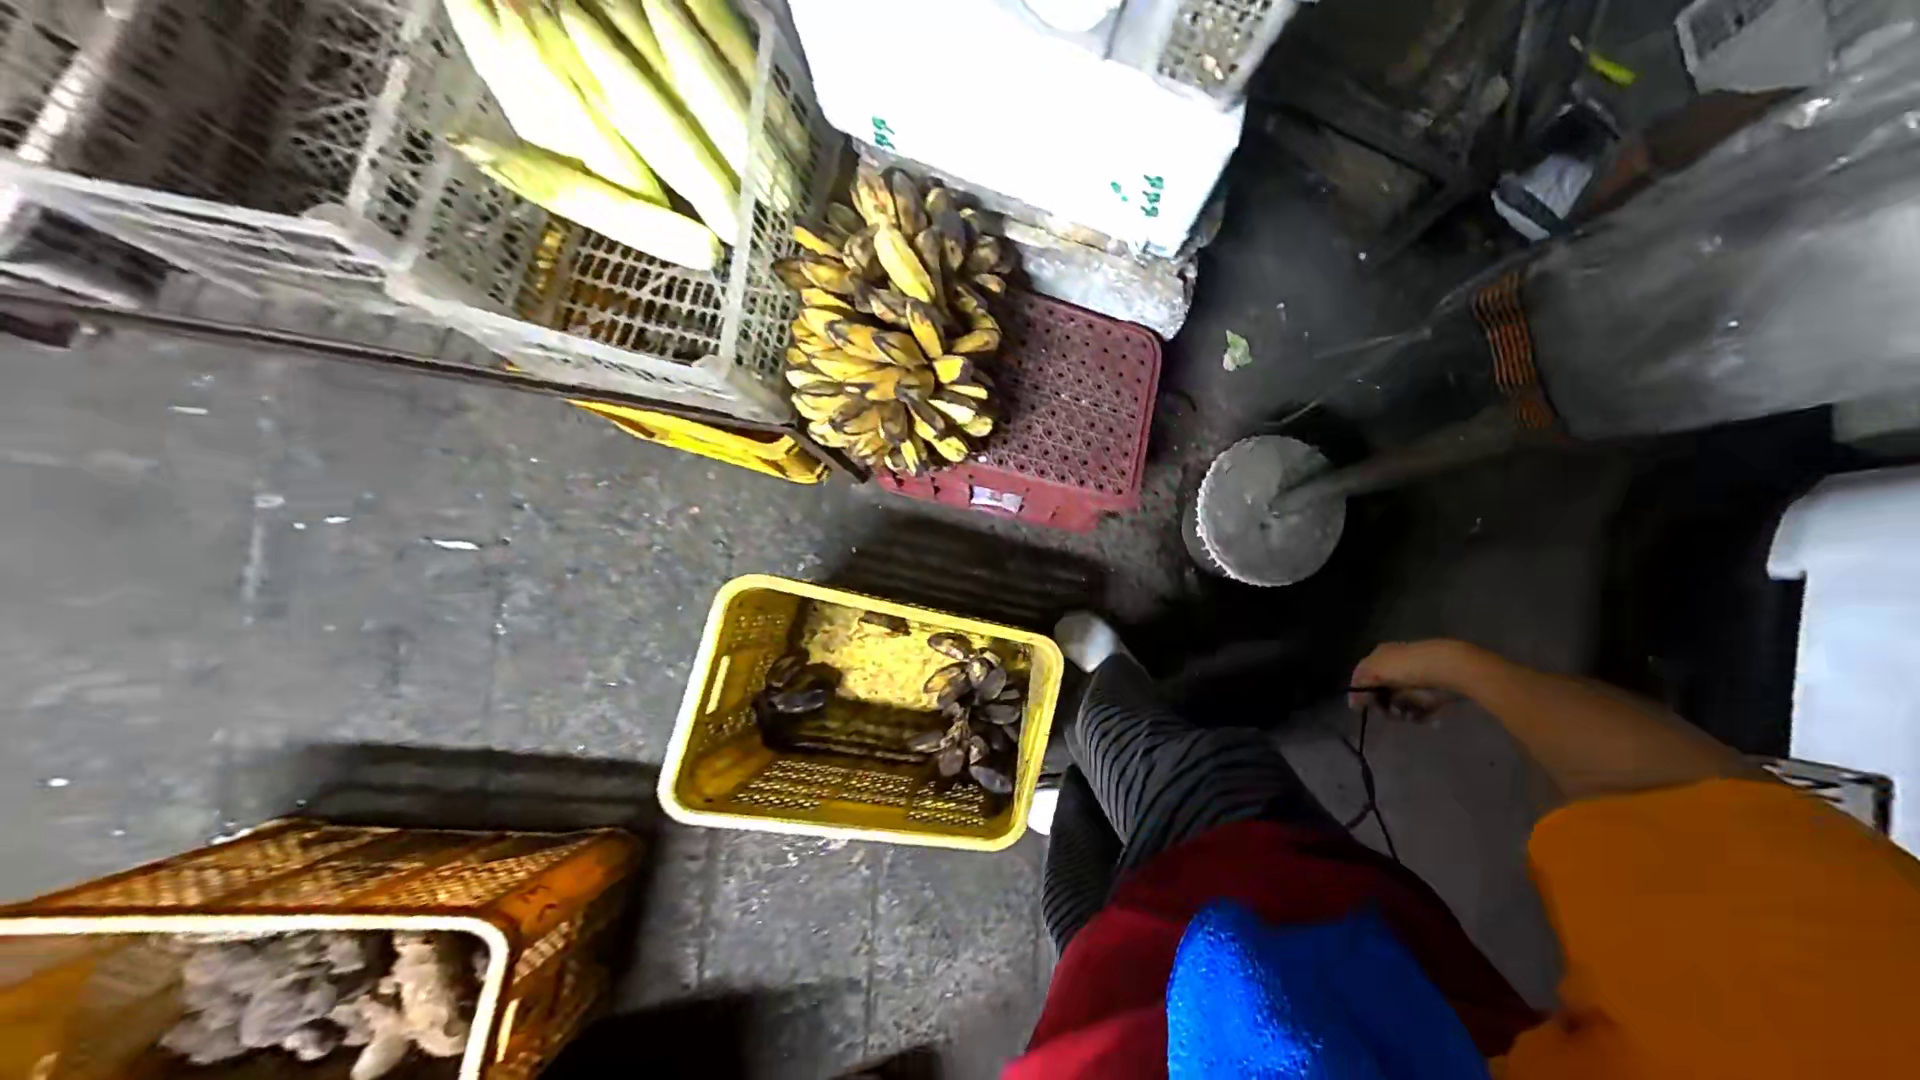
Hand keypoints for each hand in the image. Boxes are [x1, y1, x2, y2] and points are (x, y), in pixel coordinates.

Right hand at [1347, 639, 1489, 716]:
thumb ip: (1359, 685)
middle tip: (1387, 713)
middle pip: (1381, 690)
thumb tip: (1353, 701)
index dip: (1360, 692)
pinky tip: (1419, 717)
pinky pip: (1419, 708)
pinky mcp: (1432, 693)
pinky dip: (1417, 715)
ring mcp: (1415, 680)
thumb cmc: (1407, 667)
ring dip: (1399, 711)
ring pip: (1399, 701)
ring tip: (1406, 717)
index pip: (1362, 675)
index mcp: (1380, 655)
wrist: (1450, 668)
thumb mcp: (1375, 670)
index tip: (1361, 708)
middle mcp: (1396, 666)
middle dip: (1381, 704)